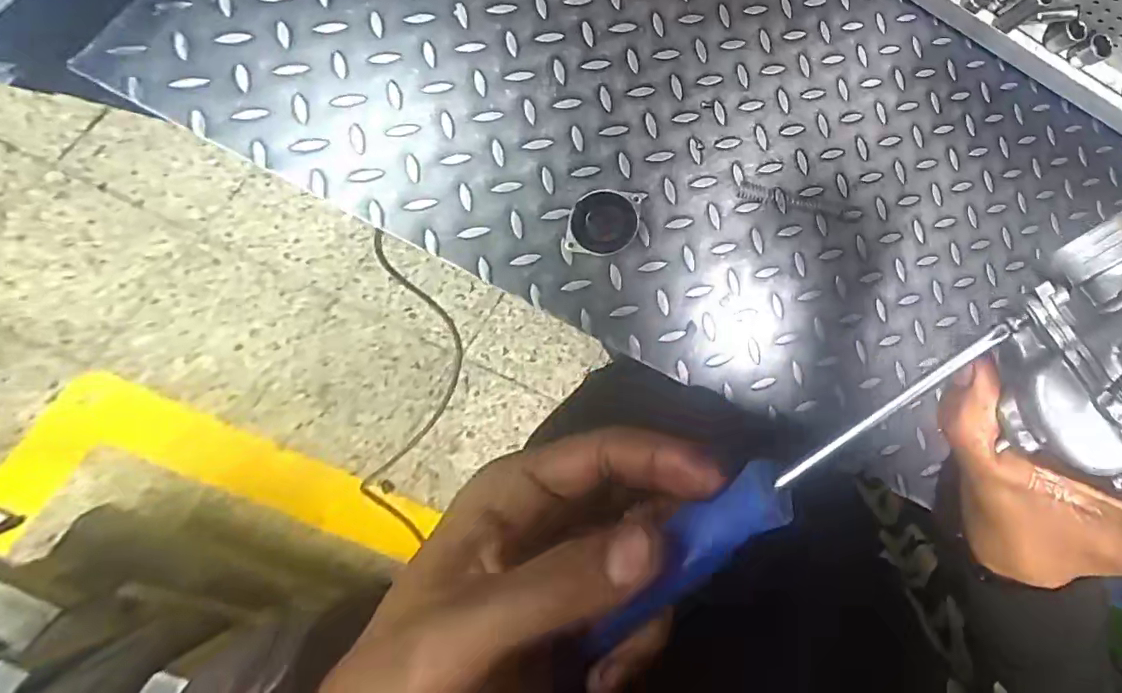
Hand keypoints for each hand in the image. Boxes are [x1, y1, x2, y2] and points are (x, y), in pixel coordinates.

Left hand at [322, 428, 725, 692]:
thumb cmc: (403, 682)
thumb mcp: (466, 632)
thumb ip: (559, 584)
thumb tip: (658, 539)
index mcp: (519, 491)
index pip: (605, 452)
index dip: (664, 456)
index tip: (718, 481)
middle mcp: (554, 517)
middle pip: (639, 496)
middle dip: (669, 535)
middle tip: (699, 565)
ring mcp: (572, 568)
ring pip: (649, 553)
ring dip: (650, 603)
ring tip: (615, 664)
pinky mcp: (584, 617)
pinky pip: (639, 607)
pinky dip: (636, 641)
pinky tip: (602, 681)